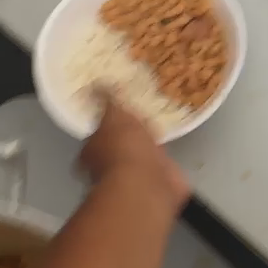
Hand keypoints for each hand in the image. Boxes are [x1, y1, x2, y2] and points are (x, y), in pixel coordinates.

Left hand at [78, 90, 189, 212]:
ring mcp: (134, 178)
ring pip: (141, 158)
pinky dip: (166, 161)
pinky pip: (162, 167)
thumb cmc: (124, 147)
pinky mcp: (158, 184)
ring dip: (149, 150)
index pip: (98, 134)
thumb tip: (97, 83)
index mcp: (92, 150)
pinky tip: (175, 148)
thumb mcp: (114, 115)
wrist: (147, 183)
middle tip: (144, 121)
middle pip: (119, 147)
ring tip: (162, 131)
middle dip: (130, 138)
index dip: (109, 124)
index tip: (122, 113)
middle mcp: (108, 167)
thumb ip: (108, 100)